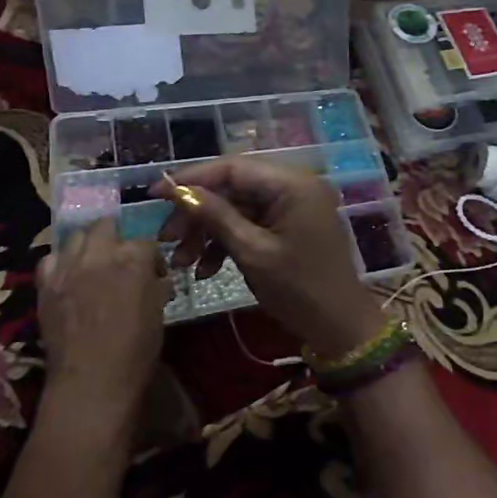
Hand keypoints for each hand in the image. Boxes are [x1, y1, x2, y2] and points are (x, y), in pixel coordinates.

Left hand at [37, 219, 167, 427]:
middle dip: (117, 237)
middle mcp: (99, 253)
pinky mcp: (46, 282)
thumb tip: (156, 280)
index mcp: (133, 259)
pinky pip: (51, 258)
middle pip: (107, 225)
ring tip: (93, 263)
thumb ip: (155, 289)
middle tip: (121, 259)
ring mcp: (68, 266)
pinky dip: (61, 263)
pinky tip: (68, 277)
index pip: (146, 242)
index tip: (154, 274)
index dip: (152, 258)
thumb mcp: (157, 316)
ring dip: (89, 245)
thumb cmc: (135, 353)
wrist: (91, 381)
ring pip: (77, 236)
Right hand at [155, 157, 384, 358]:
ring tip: (180, 262)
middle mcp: (293, 187)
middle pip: (232, 188)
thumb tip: (179, 191)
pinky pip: (249, 225)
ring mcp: (291, 208)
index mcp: (292, 185)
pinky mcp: (288, 228)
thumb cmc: (300, 290)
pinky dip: (225, 244)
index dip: (191, 179)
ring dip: (206, 233)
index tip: (156, 194)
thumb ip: (216, 216)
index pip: (232, 168)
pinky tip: (205, 270)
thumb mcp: (252, 253)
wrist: (341, 329)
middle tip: (166, 239)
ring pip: (236, 209)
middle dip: (196, 214)